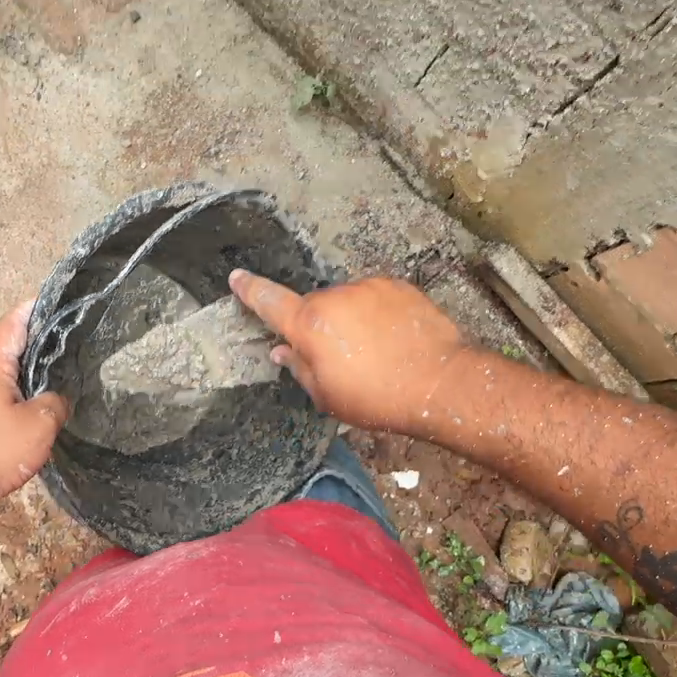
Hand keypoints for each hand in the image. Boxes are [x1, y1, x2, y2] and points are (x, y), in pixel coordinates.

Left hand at [0, 302, 70, 521]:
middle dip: (39, 335)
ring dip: (30, 363)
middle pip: (9, 341)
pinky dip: (20, 383)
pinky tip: (39, 395)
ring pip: (4, 366)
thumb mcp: (39, 424)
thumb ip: (56, 402)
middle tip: (73, 332)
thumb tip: (58, 398)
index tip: (63, 299)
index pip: (14, 321)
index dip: (38, 307)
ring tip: (62, 363)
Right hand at [228, 270, 469, 435]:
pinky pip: (374, 298)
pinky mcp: (397, 286)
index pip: (269, 301)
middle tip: (337, 358)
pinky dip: (376, 314)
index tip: (237, 278)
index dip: (250, 289)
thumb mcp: (327, 396)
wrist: (440, 382)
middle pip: (313, 306)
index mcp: (310, 326)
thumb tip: (282, 351)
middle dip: (318, 327)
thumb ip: (299, 368)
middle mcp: (335, 298)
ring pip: (345, 302)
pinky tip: (391, 339)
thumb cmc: (378, 398)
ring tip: (372, 352)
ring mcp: (368, 288)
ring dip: (349, 320)